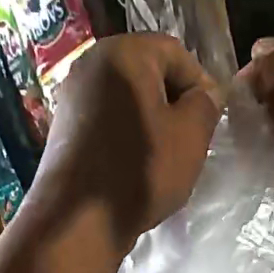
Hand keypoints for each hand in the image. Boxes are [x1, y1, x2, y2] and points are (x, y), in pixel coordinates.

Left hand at [32, 33, 223, 253]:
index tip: (209, 121)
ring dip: (150, 120)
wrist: (79, 219)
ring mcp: (72, 95)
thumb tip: (205, 94)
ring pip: (127, 98)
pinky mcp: (63, 125)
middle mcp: (91, 63)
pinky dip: (125, 134)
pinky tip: (134, 165)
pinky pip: (106, 118)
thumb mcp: (191, 136)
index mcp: (124, 54)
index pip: (176, 54)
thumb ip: (206, 104)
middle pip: (148, 73)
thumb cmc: (141, 170)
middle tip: (189, 140)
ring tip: (163, 156)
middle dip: (173, 102)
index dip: (200, 85)